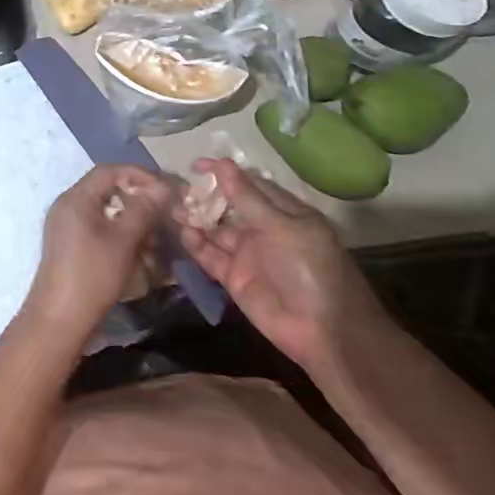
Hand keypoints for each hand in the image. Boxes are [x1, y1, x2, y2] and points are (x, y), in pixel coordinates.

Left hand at [23, 164, 172, 336]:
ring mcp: (65, 226)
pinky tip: (137, 250)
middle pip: (106, 188)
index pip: (110, 171)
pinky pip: (97, 227)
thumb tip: (162, 187)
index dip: (139, 175)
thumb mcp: (124, 240)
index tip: (164, 188)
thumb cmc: (92, 276)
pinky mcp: (68, 245)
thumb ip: (144, 209)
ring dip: (130, 218)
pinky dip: (118, 232)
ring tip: (153, 235)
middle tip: (161, 210)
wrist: (58, 322)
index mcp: (76, 198)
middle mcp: (67, 205)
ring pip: (104, 210)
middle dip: (137, 197)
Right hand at [174, 159, 384, 372]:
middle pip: (229, 206)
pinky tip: (183, 233)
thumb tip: (223, 164)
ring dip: (197, 219)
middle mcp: (264, 228)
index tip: (197, 165)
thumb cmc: (309, 268)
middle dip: (205, 197)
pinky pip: (212, 257)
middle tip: (178, 188)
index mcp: (283, 210)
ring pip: (217, 230)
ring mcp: (249, 254)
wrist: (322, 330)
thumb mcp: (281, 227)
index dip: (225, 173)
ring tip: (173, 208)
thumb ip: (248, 198)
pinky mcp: (236, 279)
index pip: (250, 184)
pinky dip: (197, 246)